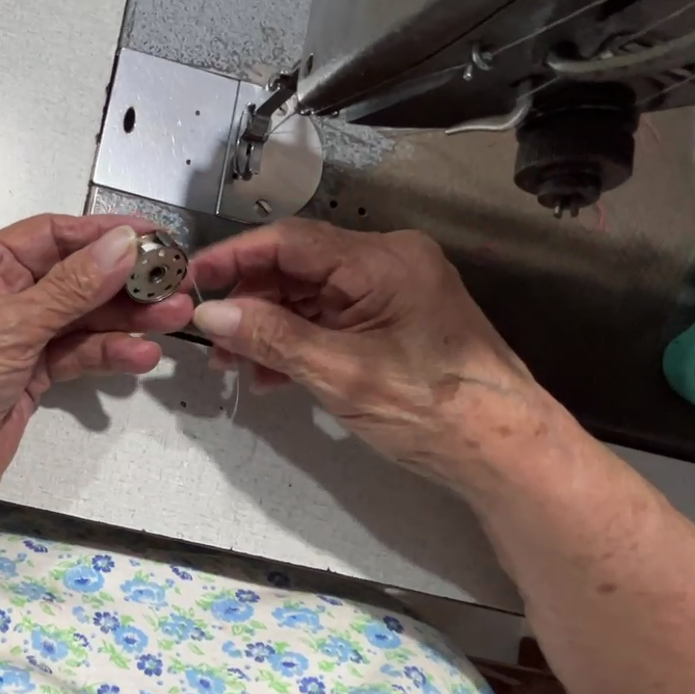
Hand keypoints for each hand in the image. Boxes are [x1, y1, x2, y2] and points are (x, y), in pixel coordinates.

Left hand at [0, 214, 195, 507]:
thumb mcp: (11, 326)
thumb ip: (72, 287)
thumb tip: (126, 243)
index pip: (53, 235)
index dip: (105, 233)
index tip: (156, 235)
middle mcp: (3, 294)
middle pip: (75, 276)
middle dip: (125, 280)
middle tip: (177, 281)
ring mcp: (19, 336)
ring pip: (82, 317)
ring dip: (126, 317)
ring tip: (173, 316)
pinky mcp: (32, 374)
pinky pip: (78, 354)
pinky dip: (108, 354)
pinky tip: (140, 355)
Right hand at [188, 218, 539, 481]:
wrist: (504, 452)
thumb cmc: (430, 408)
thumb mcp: (339, 372)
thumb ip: (270, 337)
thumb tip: (209, 314)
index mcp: (382, 261)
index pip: (289, 241)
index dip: (233, 258)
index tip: (191, 280)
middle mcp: (386, 264)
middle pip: (294, 268)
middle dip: (247, 302)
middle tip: (209, 337)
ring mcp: (388, 293)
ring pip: (305, 297)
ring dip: (265, 328)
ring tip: (234, 364)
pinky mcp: (388, 321)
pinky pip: (325, 319)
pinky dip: (293, 343)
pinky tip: (270, 376)